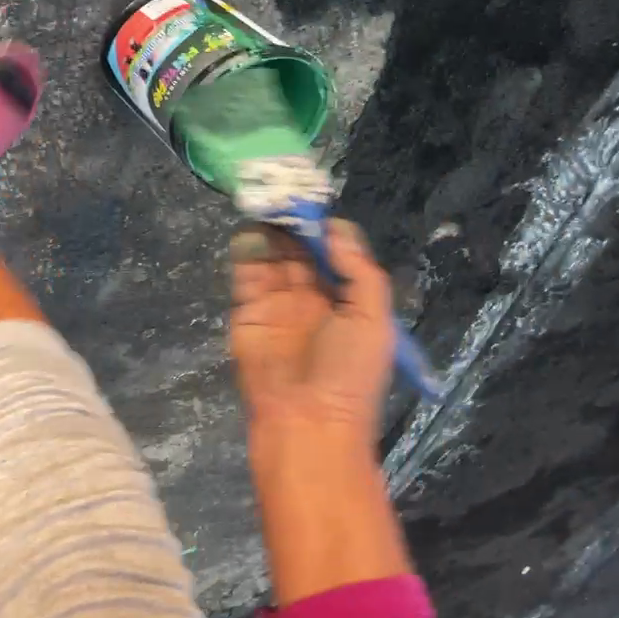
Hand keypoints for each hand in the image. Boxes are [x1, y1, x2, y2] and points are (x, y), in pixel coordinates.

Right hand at [228, 219, 394, 435]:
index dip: (324, 230)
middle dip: (292, 225)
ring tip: (263, 209)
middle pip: (299, 250)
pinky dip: (245, 250)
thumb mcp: (373, 321)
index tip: (313, 205)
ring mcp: (276, 302)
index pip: (333, 255)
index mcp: (347, 301)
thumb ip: (359, 272)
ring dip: (268, 233)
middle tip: (282, 199)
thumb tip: (335, 228)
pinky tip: (249, 233)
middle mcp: (311, 297)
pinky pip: (245, 272)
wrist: (305, 418)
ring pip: (270, 256)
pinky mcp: (246, 308)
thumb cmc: (348, 372)